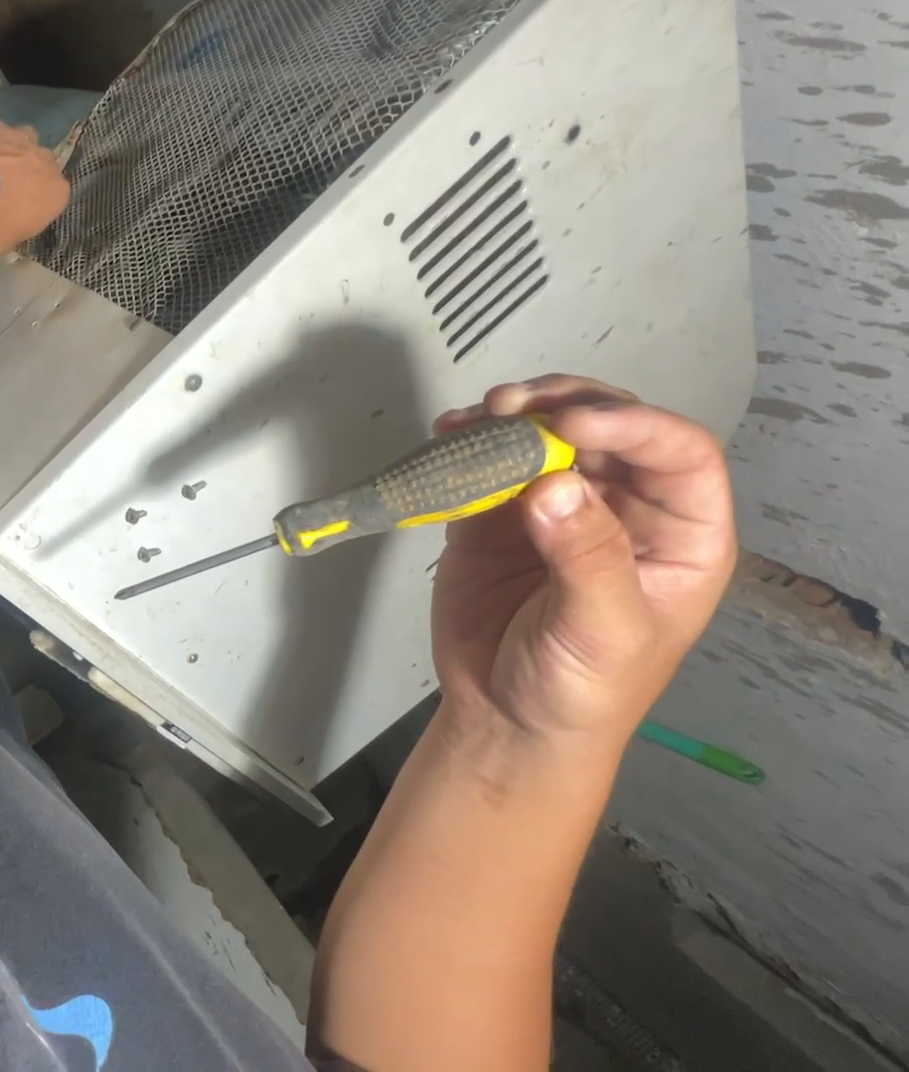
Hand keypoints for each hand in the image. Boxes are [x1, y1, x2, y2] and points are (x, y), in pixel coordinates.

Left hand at [0, 115, 69, 252]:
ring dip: (11, 149)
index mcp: (58, 191)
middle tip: (4, 187)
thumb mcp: (12, 240)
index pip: (54, 195)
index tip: (21, 209)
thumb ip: (22, 224)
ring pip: (21, 139)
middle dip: (27, 172)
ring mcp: (20, 136)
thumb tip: (14, 220)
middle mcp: (46, 159)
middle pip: (40, 163)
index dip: (37, 200)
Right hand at [429, 375, 736, 761]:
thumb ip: (587, 556)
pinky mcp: (490, 524)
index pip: (674, 454)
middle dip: (560, 406)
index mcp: (676, 533)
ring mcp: (549, 512)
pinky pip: (481, 474)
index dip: (630, 425)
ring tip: (473, 414)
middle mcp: (618, 509)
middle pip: (605, 431)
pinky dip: (461, 450)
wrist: (505, 719)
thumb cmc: (582, 687)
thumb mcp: (602, 629)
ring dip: (506, 420)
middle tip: (510, 402)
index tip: (566, 426)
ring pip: (540, 442)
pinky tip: (444, 437)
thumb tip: (551, 484)